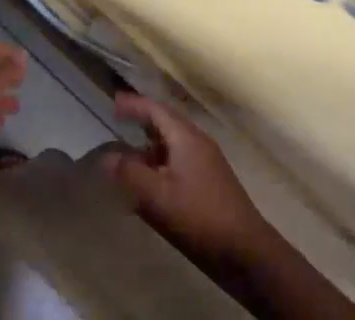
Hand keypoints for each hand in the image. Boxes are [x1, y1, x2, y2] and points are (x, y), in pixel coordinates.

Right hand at [101, 92, 270, 260]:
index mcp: (186, 138)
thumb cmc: (200, 217)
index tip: (112, 102)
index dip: (133, 104)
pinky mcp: (210, 184)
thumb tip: (107, 157)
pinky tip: (150, 183)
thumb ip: (129, 173)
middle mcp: (198, 144)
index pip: (156, 110)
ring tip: (127, 156)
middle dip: (141, 122)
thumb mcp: (157, 196)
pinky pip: (179, 163)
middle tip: (117, 123)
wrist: (247, 253)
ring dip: (150, 147)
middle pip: (166, 124)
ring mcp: (207, 164)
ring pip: (172, 145)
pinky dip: (160, 164)